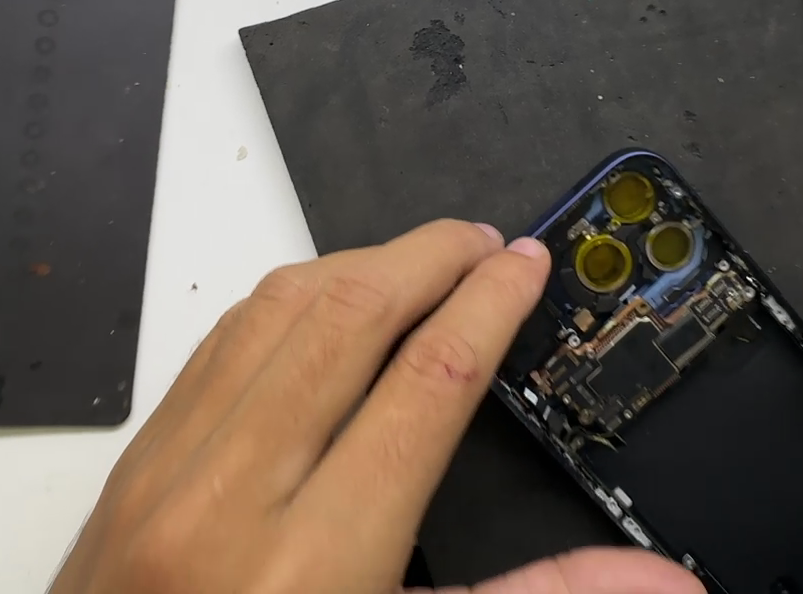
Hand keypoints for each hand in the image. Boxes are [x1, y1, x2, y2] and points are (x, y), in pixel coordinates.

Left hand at [50, 219, 703, 593]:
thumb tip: (663, 582)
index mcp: (317, 567)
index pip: (428, 383)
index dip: (490, 305)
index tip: (526, 263)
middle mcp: (233, 497)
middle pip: (352, 316)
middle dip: (433, 256)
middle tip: (486, 242)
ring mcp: (172, 465)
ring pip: (284, 304)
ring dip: (366, 261)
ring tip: (425, 259)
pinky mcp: (139, 455)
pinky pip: (230, 330)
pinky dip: (299, 291)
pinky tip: (337, 296)